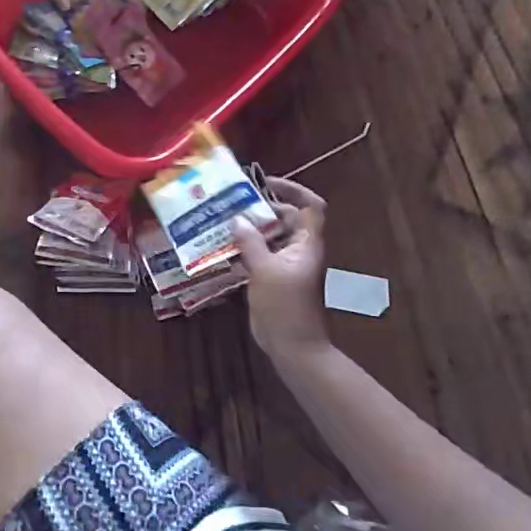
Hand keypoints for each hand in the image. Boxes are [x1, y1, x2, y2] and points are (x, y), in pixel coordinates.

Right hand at [235, 176, 330, 361]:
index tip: (266, 183)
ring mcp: (284, 264)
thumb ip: (251, 243)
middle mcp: (298, 249)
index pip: (310, 206)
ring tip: (220, 220)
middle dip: (260, 208)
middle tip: (231, 202)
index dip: (293, 190)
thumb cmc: (285, 307)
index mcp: (306, 244)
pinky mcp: (270, 278)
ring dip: (248, 229)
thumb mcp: (266, 271)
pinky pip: (258, 255)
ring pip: (268, 237)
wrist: (292, 346)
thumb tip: (237, 219)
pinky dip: (243, 248)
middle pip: (284, 219)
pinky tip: (220, 246)